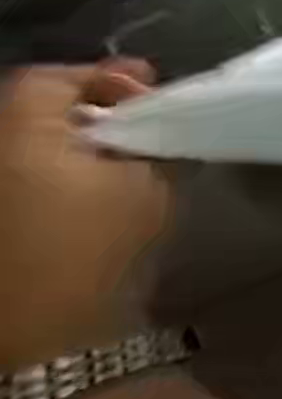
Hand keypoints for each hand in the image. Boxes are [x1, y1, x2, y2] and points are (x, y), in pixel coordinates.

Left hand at [0, 61, 168, 369]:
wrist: (50, 321)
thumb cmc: (104, 240)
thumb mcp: (146, 178)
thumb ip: (143, 134)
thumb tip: (141, 105)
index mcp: (16, 140)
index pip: (46, 80)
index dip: (100, 77)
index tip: (148, 93)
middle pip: (26, 108)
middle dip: (84, 106)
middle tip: (135, 116)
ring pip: (22, 140)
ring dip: (66, 136)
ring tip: (114, 149)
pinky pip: (18, 171)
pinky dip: (49, 163)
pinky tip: (85, 180)